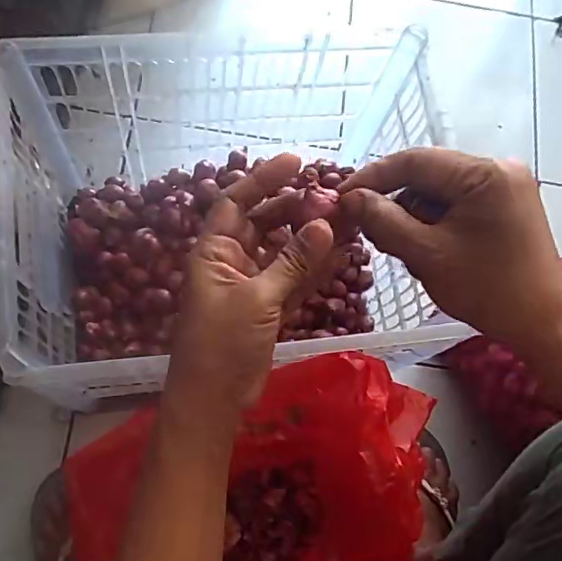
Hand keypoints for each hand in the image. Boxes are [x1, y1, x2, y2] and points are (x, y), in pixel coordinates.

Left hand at [165, 155, 335, 413]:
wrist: (213, 400)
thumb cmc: (221, 345)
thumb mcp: (257, 299)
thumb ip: (292, 262)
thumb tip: (325, 224)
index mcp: (213, 252)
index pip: (237, 202)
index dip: (263, 179)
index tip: (296, 160)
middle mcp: (231, 262)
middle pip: (265, 223)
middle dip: (297, 208)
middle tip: (333, 196)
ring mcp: (251, 286)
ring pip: (284, 251)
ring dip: (312, 237)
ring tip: (348, 217)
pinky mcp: (267, 309)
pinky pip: (293, 279)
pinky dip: (315, 268)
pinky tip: (342, 252)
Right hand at [338, 148, 561, 355]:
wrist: (542, 322)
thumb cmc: (487, 289)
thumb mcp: (426, 254)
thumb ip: (383, 221)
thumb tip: (351, 198)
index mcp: (484, 174)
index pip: (414, 160)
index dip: (372, 177)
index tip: (341, 198)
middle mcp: (499, 170)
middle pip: (427, 175)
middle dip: (393, 202)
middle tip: (366, 229)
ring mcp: (505, 188)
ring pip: (439, 192)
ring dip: (412, 217)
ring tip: (400, 250)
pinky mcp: (506, 208)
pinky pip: (456, 205)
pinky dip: (433, 224)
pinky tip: (424, 250)